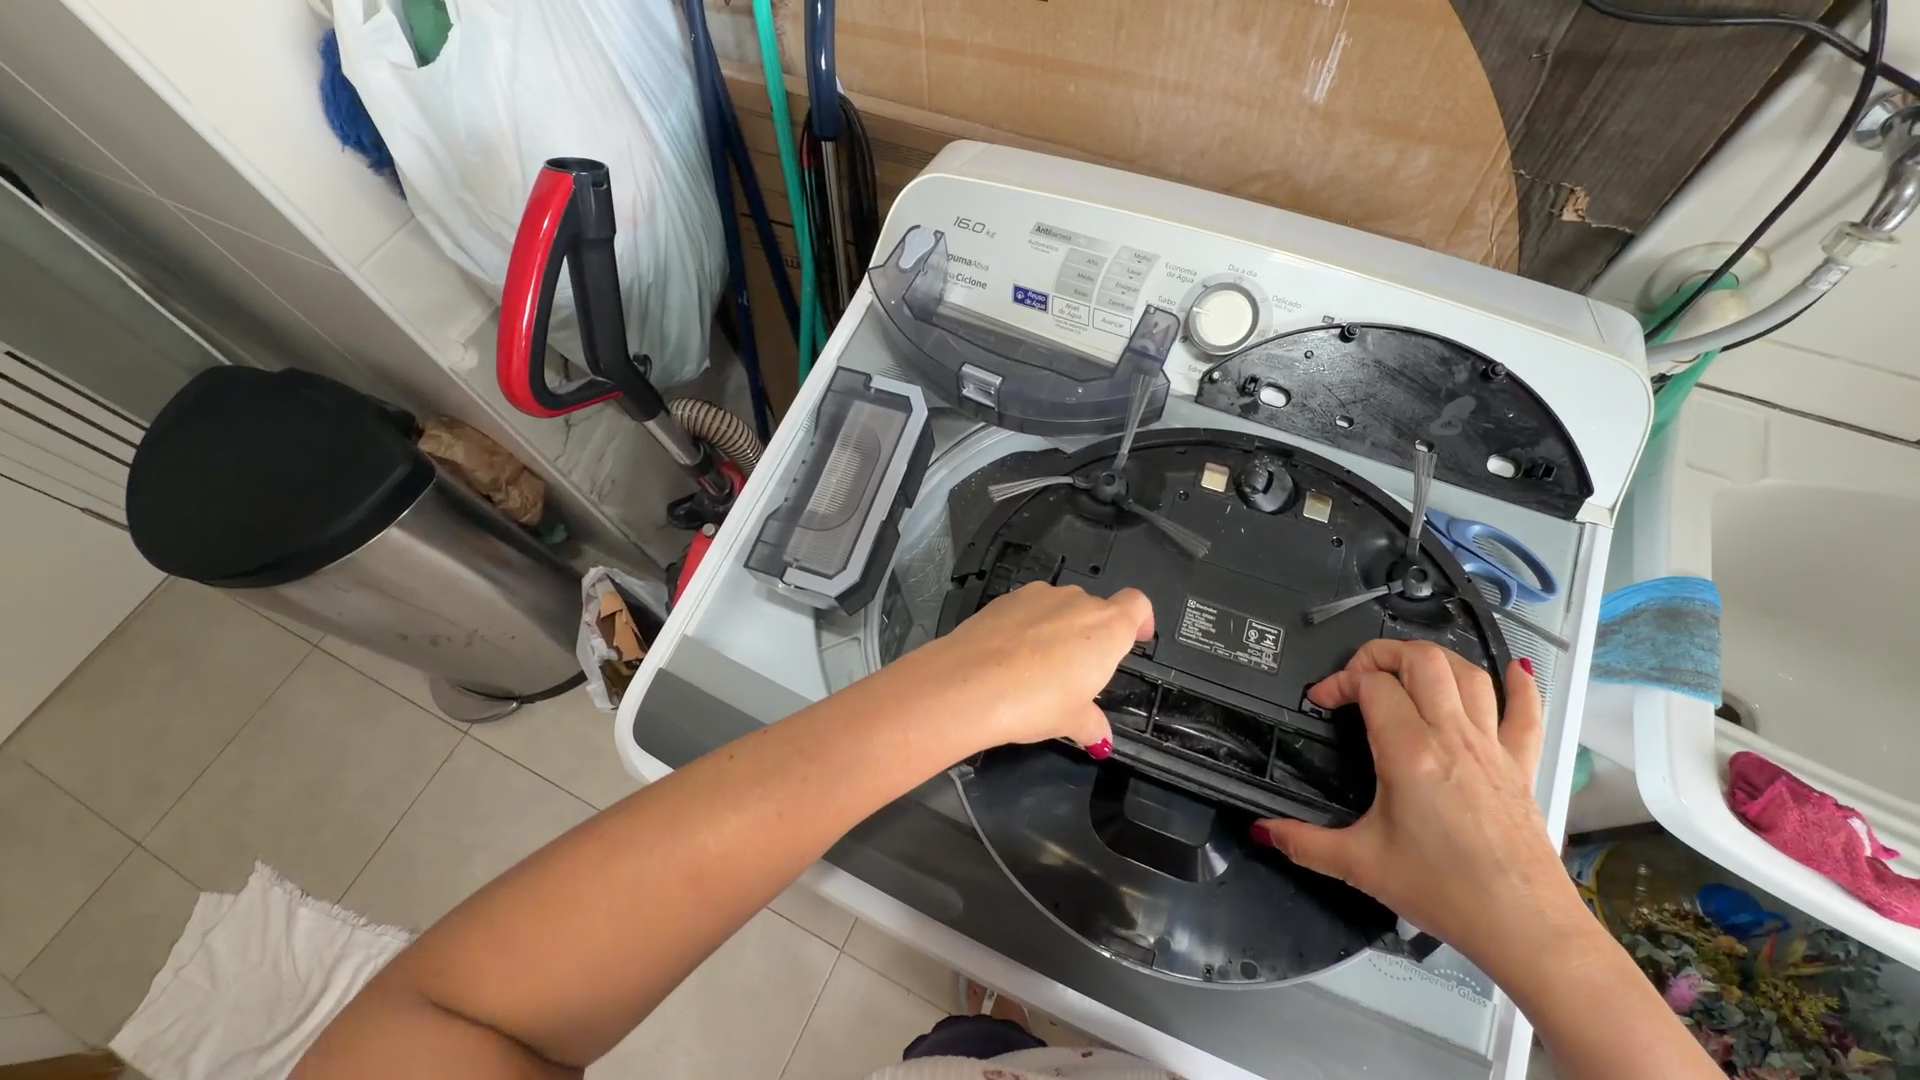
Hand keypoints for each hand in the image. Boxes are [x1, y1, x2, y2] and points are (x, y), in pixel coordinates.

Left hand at [897, 582, 1153, 753]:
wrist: (969, 683)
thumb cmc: (1035, 701)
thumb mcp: (1071, 721)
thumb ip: (1092, 723)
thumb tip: (1100, 738)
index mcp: (1107, 628)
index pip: (1137, 604)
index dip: (1140, 620)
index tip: (1136, 638)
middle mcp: (1077, 602)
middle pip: (1095, 609)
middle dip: (1090, 636)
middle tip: (1077, 673)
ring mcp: (1037, 596)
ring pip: (1058, 608)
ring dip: (1057, 630)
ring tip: (1038, 669)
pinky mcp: (1003, 599)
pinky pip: (1026, 611)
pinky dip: (1025, 628)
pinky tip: (1009, 659)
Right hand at [1251, 640, 1583, 972]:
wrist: (1523, 926)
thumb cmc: (1445, 891)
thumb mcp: (1360, 864)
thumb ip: (1303, 843)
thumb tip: (1263, 831)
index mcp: (1409, 752)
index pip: (1372, 685)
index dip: (1339, 683)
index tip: (1323, 702)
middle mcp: (1452, 737)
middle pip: (1422, 661)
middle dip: (1382, 654)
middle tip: (1359, 676)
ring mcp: (1491, 747)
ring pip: (1469, 674)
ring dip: (1435, 660)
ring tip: (1407, 670)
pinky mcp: (1520, 766)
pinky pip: (1526, 712)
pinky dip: (1520, 685)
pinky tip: (1514, 671)